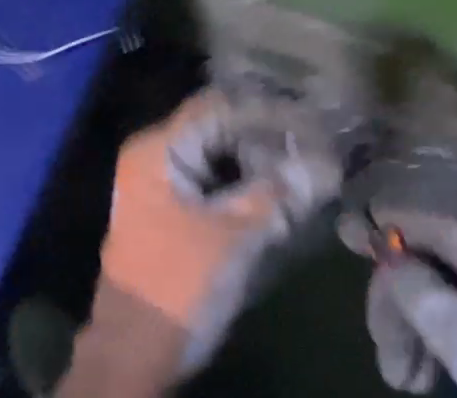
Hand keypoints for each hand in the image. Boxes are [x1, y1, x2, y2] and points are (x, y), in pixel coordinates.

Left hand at [101, 89, 339, 372]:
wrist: (133, 351)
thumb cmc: (177, 285)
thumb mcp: (232, 236)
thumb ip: (276, 193)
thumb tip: (323, 163)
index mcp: (158, 149)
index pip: (218, 106)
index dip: (265, 110)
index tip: (309, 118)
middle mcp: (154, 154)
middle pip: (216, 126)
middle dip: (265, 133)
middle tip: (312, 138)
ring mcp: (160, 182)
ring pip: (217, 153)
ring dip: (257, 156)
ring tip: (303, 159)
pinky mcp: (171, 208)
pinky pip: (212, 177)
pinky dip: (243, 179)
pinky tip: (278, 185)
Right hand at [339, 209, 456, 397]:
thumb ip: (454, 323)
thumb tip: (396, 264)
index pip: (450, 235)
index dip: (399, 226)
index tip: (350, 229)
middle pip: (439, 266)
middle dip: (399, 296)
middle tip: (380, 344)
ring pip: (439, 297)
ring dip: (407, 326)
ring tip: (399, 376)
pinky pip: (450, 325)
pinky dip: (425, 343)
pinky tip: (416, 374)